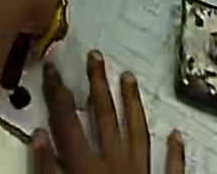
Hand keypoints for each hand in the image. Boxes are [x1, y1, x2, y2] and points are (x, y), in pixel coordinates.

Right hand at [33, 52, 183, 173]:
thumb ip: (47, 171)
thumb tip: (38, 135)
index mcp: (86, 166)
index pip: (67, 119)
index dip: (57, 91)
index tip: (51, 65)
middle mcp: (114, 164)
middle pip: (104, 116)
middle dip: (98, 84)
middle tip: (95, 55)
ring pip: (137, 132)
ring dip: (132, 104)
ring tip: (129, 77)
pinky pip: (171, 172)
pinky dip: (175, 154)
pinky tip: (177, 135)